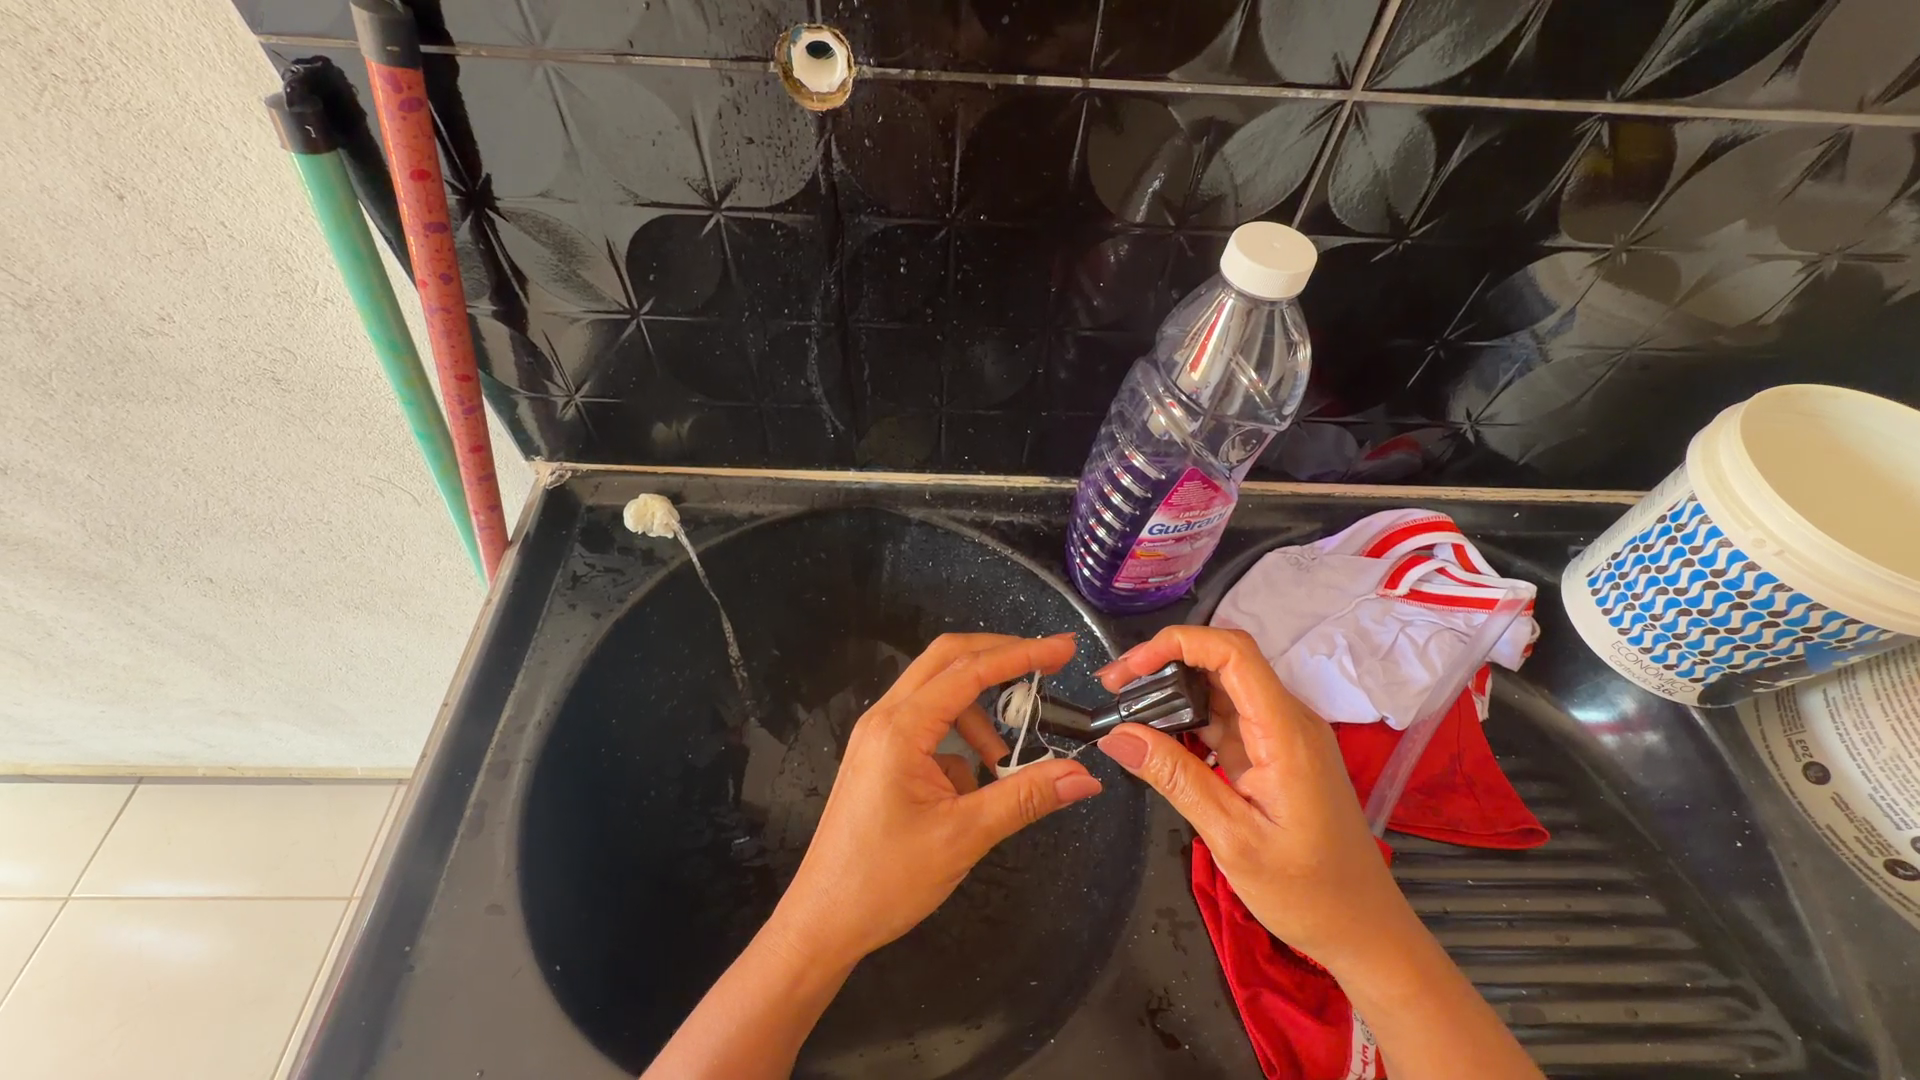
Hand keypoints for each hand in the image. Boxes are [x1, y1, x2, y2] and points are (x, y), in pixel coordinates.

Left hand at [765, 633, 1104, 968]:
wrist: (823, 921)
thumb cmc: (886, 879)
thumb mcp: (964, 836)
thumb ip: (1026, 797)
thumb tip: (1084, 776)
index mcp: (900, 728)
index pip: (969, 670)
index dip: (1021, 654)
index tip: (1063, 649)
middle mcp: (885, 718)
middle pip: (947, 661)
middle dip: (999, 658)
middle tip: (1047, 668)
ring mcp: (878, 736)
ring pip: (938, 694)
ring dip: (980, 712)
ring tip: (1006, 759)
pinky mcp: (880, 757)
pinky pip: (928, 726)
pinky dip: (960, 740)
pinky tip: (973, 786)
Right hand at [1094, 625, 1412, 968]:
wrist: (1362, 929)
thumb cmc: (1307, 890)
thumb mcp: (1232, 838)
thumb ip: (1175, 778)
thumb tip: (1117, 735)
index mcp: (1285, 732)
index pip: (1233, 653)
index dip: (1178, 643)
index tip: (1129, 670)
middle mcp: (1287, 720)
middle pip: (1224, 663)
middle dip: (1165, 663)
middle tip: (1114, 690)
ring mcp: (1282, 736)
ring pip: (1222, 689)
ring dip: (1173, 691)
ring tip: (1125, 710)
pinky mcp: (1274, 754)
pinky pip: (1227, 719)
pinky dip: (1188, 720)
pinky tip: (1157, 737)